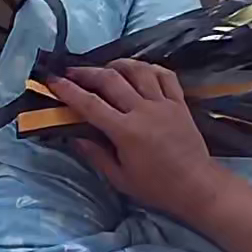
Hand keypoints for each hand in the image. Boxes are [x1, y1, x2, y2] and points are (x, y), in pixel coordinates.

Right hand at [48, 60, 229, 222]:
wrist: (198, 187)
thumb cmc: (156, 187)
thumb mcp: (119, 178)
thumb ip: (95, 155)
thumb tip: (74, 137)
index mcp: (126, 131)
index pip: (90, 104)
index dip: (68, 90)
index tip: (53, 80)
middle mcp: (144, 111)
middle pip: (110, 80)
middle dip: (86, 72)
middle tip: (71, 71)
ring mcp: (164, 104)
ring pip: (138, 71)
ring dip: (117, 64)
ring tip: (104, 68)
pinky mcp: (180, 103)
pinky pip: (165, 76)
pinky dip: (148, 68)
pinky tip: (138, 71)